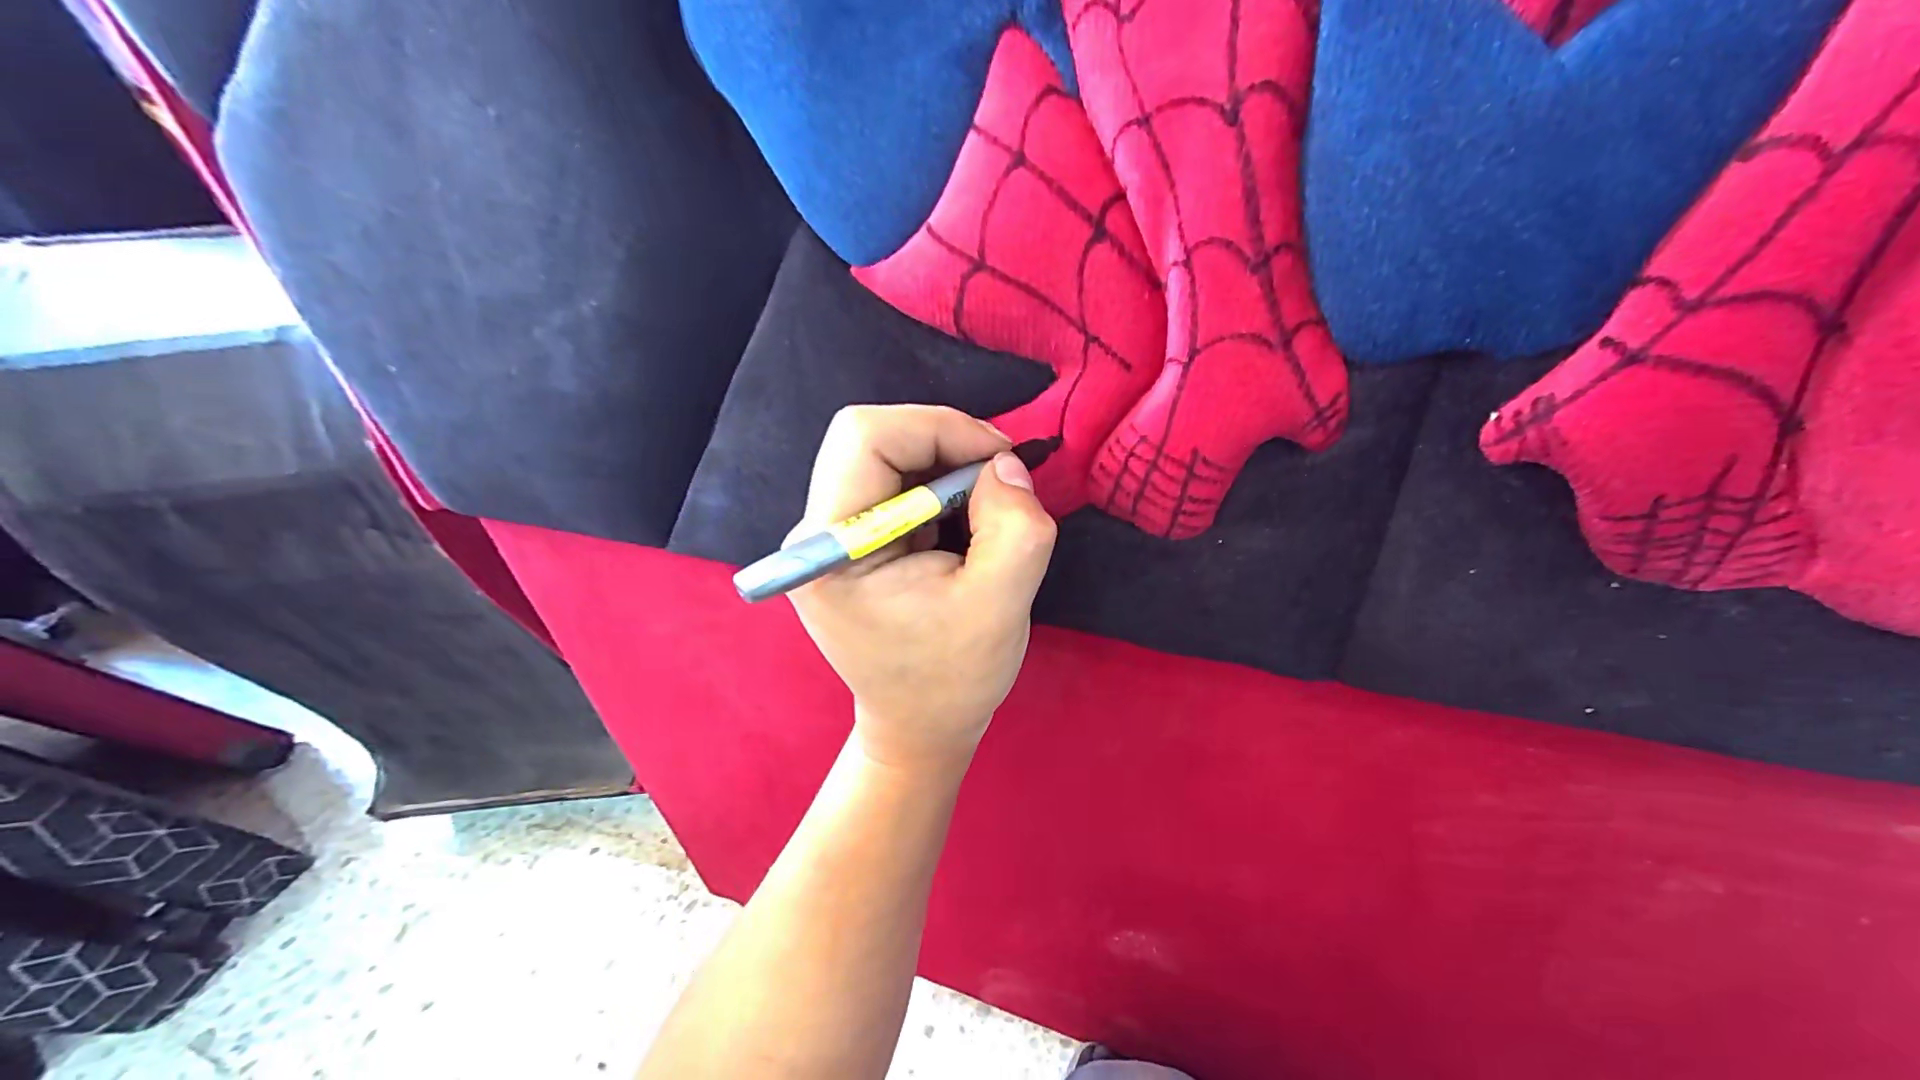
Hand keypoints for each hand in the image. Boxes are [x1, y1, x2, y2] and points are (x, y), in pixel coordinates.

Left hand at [787, 405, 1057, 776]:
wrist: (919, 725)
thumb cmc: (953, 678)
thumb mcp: (1002, 603)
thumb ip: (1016, 525)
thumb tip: (1003, 463)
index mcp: (832, 551)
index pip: (866, 437)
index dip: (939, 428)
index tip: (1000, 460)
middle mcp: (814, 533)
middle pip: (871, 437)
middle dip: (943, 443)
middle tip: (997, 479)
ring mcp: (828, 535)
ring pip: (884, 452)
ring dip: (944, 465)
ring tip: (983, 511)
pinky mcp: (849, 538)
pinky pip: (892, 480)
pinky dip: (938, 484)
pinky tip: (961, 525)